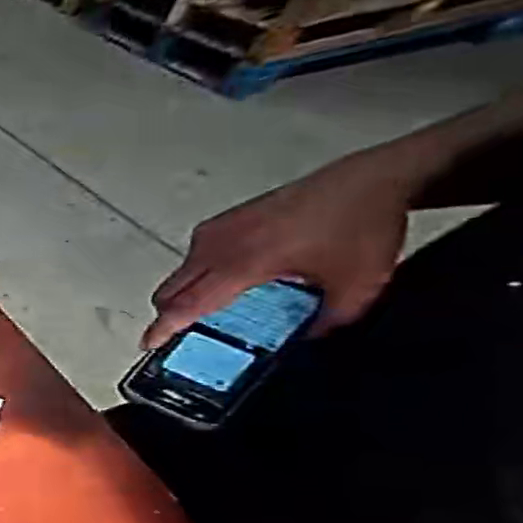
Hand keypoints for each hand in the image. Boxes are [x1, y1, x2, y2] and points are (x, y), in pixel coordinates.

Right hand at [142, 151, 413, 349]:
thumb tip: (305, 341)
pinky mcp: (222, 221)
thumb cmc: (362, 224)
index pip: (186, 303)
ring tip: (216, 301)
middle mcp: (218, 246)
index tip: (149, 344)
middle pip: (168, 292)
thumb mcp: (359, 287)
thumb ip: (327, 322)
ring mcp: (215, 231)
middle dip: (169, 314)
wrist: (373, 179)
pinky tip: (233, 274)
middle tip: (184, 331)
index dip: (164, 328)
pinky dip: (200, 272)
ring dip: (186, 292)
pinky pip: (193, 256)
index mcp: (243, 263)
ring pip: (178, 274)